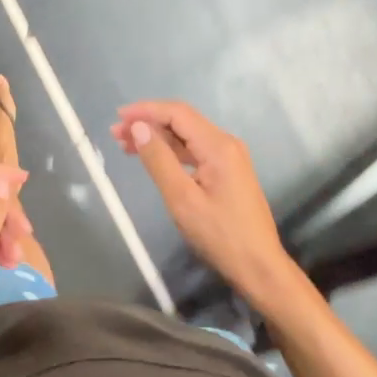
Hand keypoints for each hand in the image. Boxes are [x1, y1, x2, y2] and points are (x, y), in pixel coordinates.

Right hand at [111, 101, 296, 305]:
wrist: (259, 266)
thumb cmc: (220, 235)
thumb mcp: (182, 199)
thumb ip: (159, 160)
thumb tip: (138, 127)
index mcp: (218, 146)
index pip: (177, 113)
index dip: (146, 110)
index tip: (118, 117)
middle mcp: (226, 143)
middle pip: (182, 121)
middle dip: (148, 122)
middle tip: (116, 134)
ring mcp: (229, 157)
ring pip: (187, 135)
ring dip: (157, 136)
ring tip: (126, 145)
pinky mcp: (228, 171)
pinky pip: (195, 150)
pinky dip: (171, 150)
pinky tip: (153, 158)